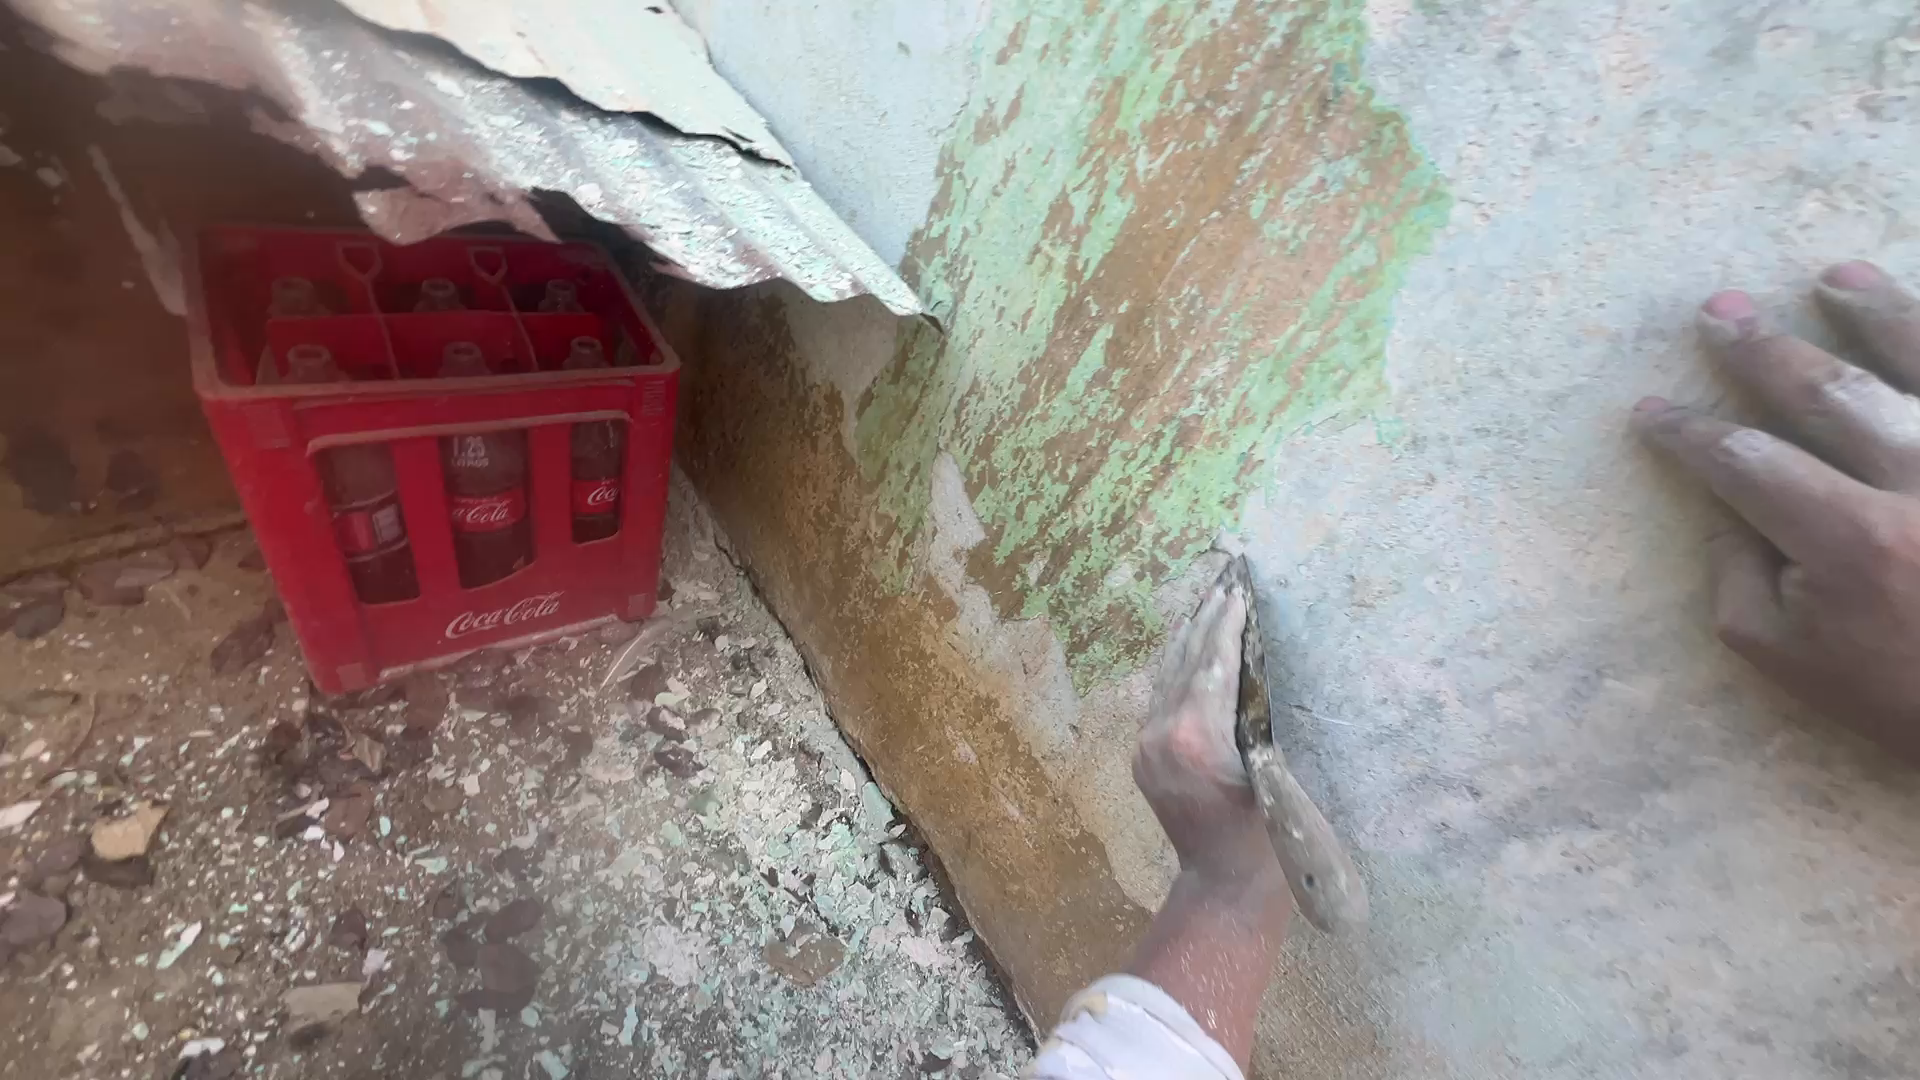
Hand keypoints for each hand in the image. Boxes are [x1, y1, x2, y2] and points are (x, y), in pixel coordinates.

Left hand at [1133, 572, 1277, 879]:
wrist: (1222, 883)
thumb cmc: (1265, 836)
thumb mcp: (1274, 768)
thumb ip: (1256, 714)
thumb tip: (1253, 661)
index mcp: (1194, 735)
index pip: (1211, 664)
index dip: (1226, 625)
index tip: (1237, 590)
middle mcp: (1159, 733)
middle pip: (1183, 664)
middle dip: (1205, 622)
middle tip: (1222, 583)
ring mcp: (1144, 744)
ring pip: (1165, 678)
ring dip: (1186, 641)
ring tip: (1204, 604)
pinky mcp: (1141, 754)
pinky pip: (1158, 701)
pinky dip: (1175, 672)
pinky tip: (1186, 652)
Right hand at [1636, 261, 1919, 760]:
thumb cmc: (1907, 696)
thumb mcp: (1781, 652)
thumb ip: (1737, 576)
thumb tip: (1731, 510)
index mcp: (1850, 536)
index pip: (1742, 459)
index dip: (1685, 431)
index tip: (1648, 410)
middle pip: (1831, 393)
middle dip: (1761, 350)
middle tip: (1718, 310)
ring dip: (1881, 315)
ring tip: (1837, 277)